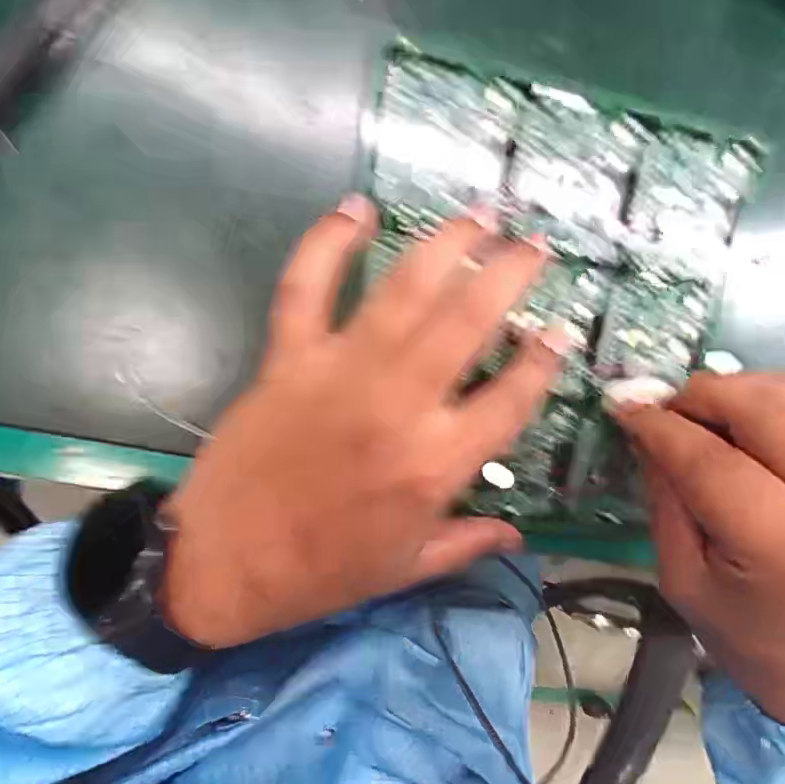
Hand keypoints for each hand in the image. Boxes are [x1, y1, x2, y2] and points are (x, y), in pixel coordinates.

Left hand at [161, 197, 559, 647]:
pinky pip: (305, 288)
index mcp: (436, 463)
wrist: (225, 564)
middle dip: (510, 273)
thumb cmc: (317, 575)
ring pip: (404, 290)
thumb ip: (463, 544)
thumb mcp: (401, 570)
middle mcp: (398, 405)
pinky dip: (326, 242)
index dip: (544, 358)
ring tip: (477, 217)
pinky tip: (354, 208)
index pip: (512, 396)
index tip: (559, 331)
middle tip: (531, 248)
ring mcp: (338, 374)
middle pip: (468, 320)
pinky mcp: (286, 361)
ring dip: (446, 244)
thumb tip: (516, 534)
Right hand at [610, 369, 784, 735]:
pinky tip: (746, 428)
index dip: (660, 428)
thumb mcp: (680, 578)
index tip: (623, 408)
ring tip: (703, 418)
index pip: (715, 461)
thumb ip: (668, 500)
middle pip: (776, 408)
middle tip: (664, 410)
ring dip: (744, 392)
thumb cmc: (745, 640)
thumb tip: (648, 433)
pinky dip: (779, 406)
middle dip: (705, 395)